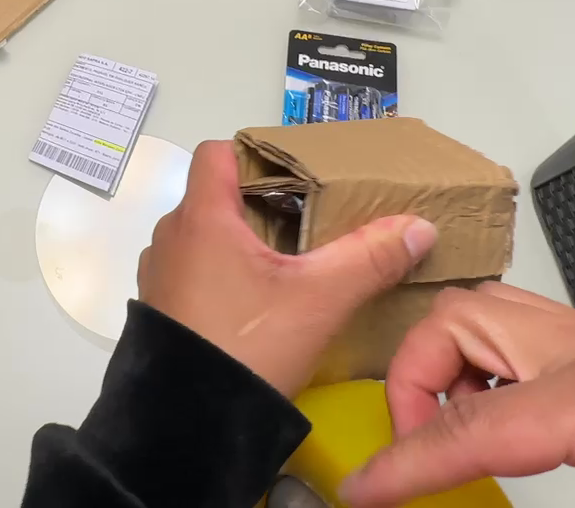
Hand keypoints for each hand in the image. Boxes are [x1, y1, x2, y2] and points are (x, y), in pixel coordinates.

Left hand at [136, 139, 437, 396]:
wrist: (189, 421)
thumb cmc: (247, 344)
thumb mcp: (318, 300)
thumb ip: (368, 257)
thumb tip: (417, 224)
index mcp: (202, 215)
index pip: (216, 153)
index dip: (251, 155)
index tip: (290, 177)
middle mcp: (172, 233)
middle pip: (213, 194)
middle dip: (257, 201)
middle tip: (303, 222)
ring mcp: (159, 269)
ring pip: (201, 233)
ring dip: (237, 238)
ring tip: (283, 261)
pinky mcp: (157, 303)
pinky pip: (189, 266)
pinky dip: (218, 269)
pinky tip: (253, 299)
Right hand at [343, 282, 574, 507]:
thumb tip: (479, 499)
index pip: (474, 425)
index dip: (407, 462)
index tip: (362, 492)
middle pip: (460, 321)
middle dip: (413, 378)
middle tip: (413, 448)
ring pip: (486, 310)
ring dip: (444, 360)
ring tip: (444, 427)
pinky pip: (522, 333)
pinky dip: (484, 364)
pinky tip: (498, 418)